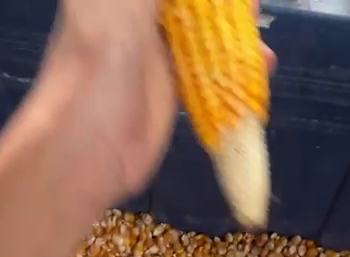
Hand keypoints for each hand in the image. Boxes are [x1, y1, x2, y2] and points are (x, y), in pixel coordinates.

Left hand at [37, 0, 276, 207]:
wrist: (88, 148)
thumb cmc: (96, 68)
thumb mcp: (124, 4)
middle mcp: (134, 15)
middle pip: (187, 6)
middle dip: (222, 7)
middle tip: (253, 7)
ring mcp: (152, 55)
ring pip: (200, 34)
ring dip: (234, 35)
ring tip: (262, 41)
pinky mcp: (168, 92)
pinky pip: (205, 71)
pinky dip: (231, 70)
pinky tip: (259, 72)